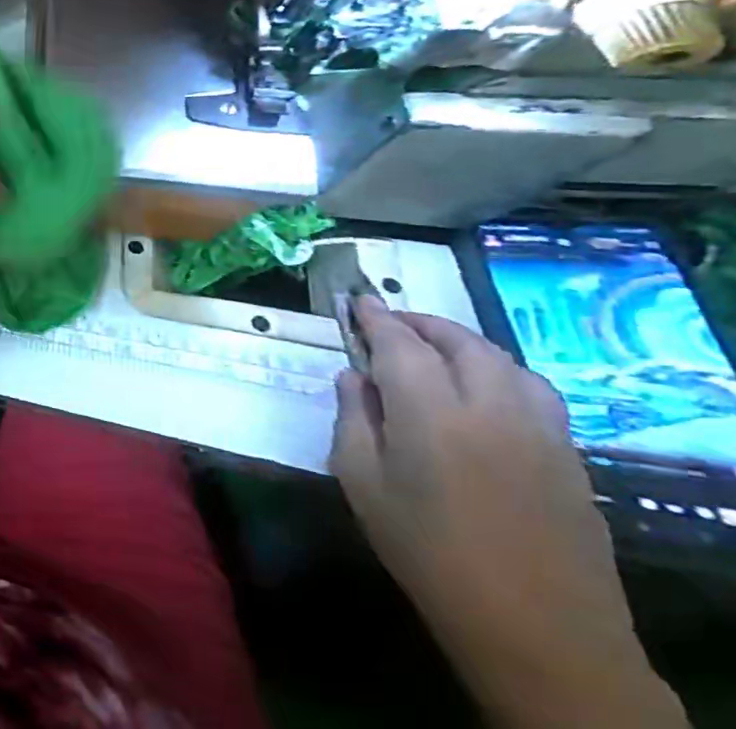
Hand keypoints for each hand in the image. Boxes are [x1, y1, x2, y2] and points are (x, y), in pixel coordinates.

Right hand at [330, 297, 685, 727]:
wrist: (532, 623)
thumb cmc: (424, 548)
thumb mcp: (361, 482)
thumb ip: (353, 419)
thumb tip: (354, 377)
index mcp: (433, 414)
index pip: (401, 345)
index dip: (375, 318)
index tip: (355, 301)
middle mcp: (493, 408)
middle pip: (461, 343)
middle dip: (422, 323)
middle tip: (388, 320)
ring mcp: (541, 430)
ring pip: (505, 362)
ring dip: (464, 343)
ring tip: (433, 347)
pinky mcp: (569, 454)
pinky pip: (533, 390)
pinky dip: (499, 370)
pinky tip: (481, 387)